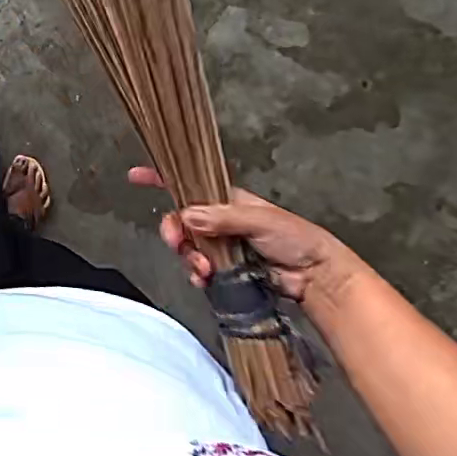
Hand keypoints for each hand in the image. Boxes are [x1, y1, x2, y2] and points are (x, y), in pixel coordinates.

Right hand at [127, 169, 367, 304]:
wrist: (319, 279)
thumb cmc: (298, 239)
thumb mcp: (260, 219)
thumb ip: (222, 217)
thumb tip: (187, 216)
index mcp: (226, 201)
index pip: (189, 185)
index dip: (162, 178)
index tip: (136, 176)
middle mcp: (219, 221)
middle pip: (181, 220)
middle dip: (174, 232)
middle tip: (177, 242)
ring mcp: (221, 246)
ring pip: (188, 247)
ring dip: (189, 257)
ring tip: (204, 269)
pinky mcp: (225, 271)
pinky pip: (198, 269)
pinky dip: (197, 274)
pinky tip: (205, 279)